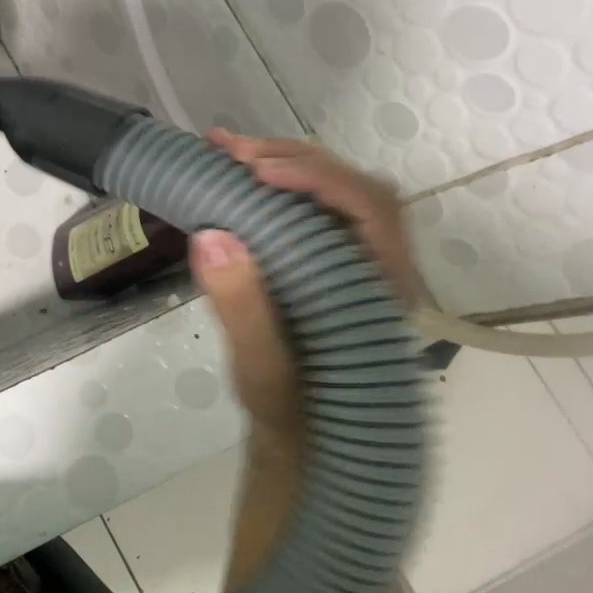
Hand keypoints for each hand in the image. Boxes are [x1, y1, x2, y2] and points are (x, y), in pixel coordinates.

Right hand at [195, 130, 421, 446]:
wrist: (304, 444)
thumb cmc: (290, 413)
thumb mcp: (262, 369)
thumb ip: (243, 307)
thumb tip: (211, 233)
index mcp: (382, 289)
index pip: (370, 209)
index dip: (317, 178)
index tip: (256, 170)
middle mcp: (378, 267)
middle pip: (351, 191)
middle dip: (291, 161)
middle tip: (226, 148)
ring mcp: (351, 265)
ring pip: (330, 196)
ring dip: (278, 167)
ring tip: (221, 151)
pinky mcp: (322, 267)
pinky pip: (306, 214)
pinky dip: (268, 189)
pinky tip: (232, 177)